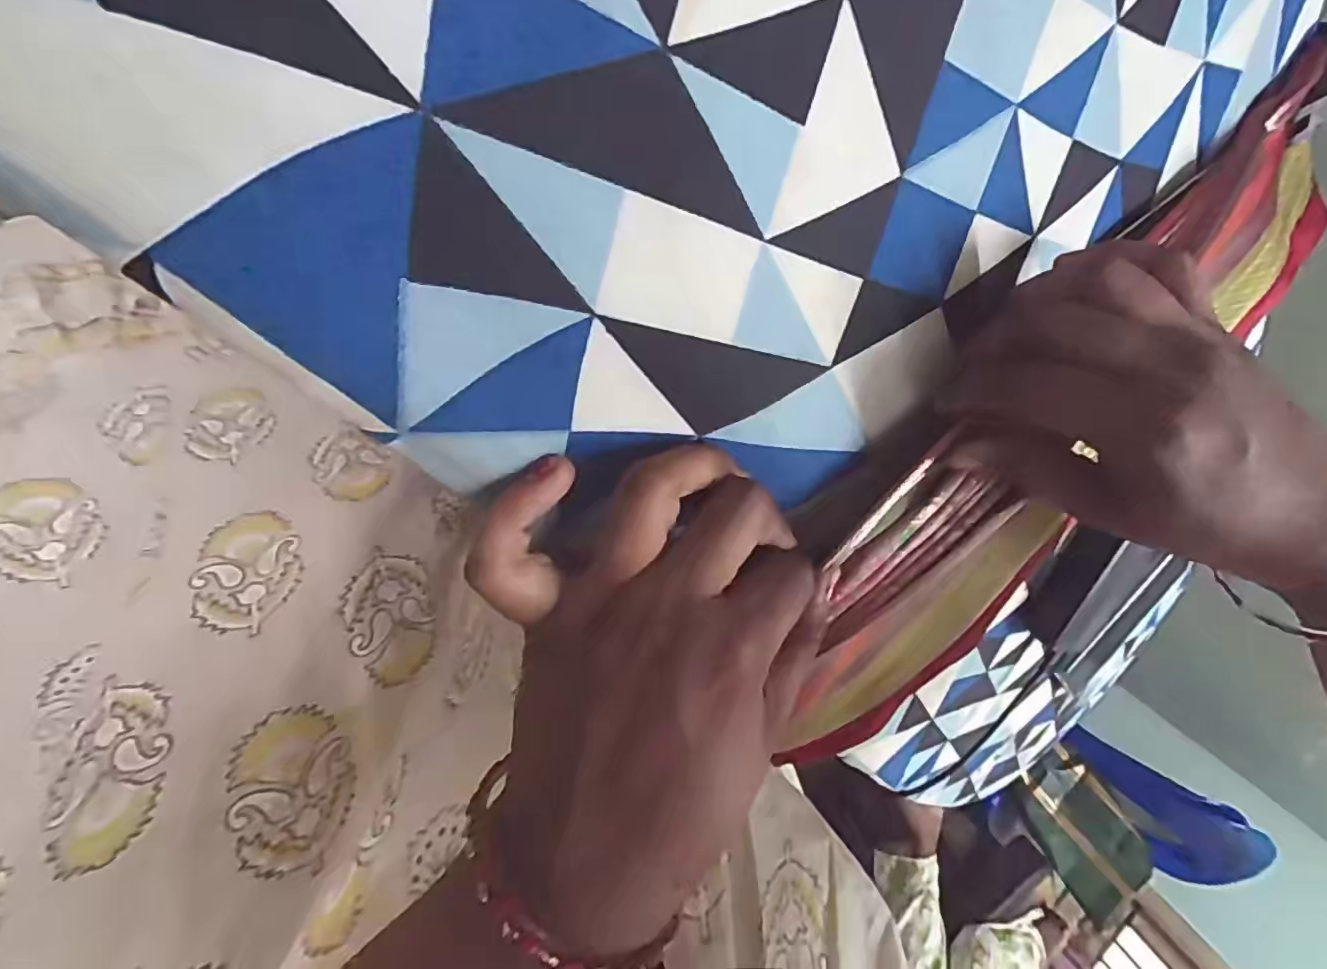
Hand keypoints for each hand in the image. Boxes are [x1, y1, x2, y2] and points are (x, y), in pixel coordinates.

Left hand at [465, 446, 825, 956]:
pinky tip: (562, 472)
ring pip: (651, 489)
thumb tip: (817, 585)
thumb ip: (797, 654)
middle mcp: (671, 604)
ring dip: (693, 465)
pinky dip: (524, 502)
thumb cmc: (686, 810)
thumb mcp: (766, 743)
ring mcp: (601, 599)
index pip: (792, 570)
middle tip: (757, 543)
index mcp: (733, 648)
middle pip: (739, 510)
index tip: (789, 595)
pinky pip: (509, 548)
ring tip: (712, 473)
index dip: (800, 578)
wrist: (584, 861)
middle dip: (765, 517)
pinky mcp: (547, 612)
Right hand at [941, 241, 1326, 604]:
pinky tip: (1076, 280)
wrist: (1317, 513)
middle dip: (995, 339)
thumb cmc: (1207, 527)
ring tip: (1014, 324)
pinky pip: (1159, 262)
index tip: (947, 399)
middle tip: (973, 365)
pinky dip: (1108, 259)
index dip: (976, 387)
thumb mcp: (1108, 512)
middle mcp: (1169, 365)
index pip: (1032, 384)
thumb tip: (957, 447)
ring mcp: (1197, 332)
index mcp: (1143, 428)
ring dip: (1040, 293)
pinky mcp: (1215, 318)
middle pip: (1056, 320)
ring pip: (1099, 278)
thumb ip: (1029, 468)